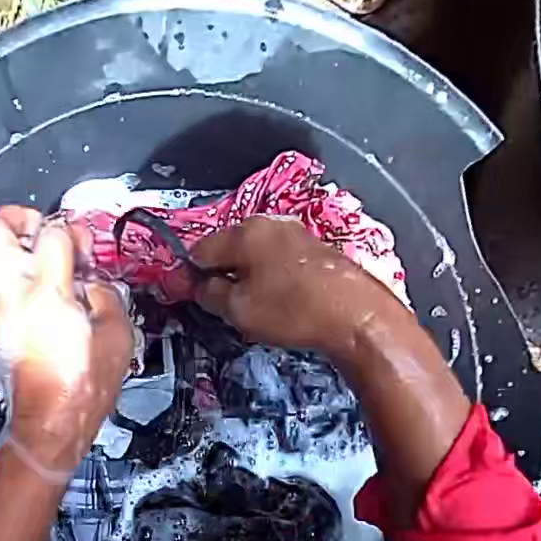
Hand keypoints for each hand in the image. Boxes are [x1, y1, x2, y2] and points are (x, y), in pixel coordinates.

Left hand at [0, 206, 134, 474]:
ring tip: (27, 265)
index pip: (50, 232)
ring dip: (3, 253)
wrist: (50, 424)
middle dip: (18, 221)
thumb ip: (107, 297)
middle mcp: (13, 295)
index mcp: (49, 292)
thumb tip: (93, 285)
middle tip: (39, 235)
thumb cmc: (83, 387)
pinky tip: (21, 300)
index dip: (70, 233)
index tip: (82, 251)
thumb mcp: (118, 337)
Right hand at [189, 216, 410, 357]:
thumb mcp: (238, 309)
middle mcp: (269, 223)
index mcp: (244, 231)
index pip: (200, 248)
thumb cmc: (291, 310)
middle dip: (217, 273)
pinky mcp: (315, 251)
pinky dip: (266, 277)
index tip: (184, 295)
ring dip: (242, 276)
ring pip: (254, 254)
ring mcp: (295, 234)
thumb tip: (198, 285)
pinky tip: (273, 300)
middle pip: (228, 247)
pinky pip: (276, 261)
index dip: (188, 274)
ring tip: (245, 306)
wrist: (356, 316)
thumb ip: (210, 294)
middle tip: (216, 305)